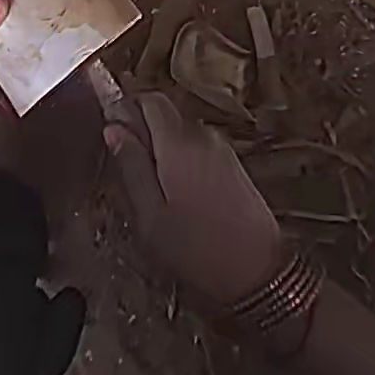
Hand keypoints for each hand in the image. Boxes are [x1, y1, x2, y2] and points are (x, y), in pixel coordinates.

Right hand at [104, 88, 283, 305]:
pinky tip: (180, 193)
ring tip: (155, 187)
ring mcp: (222, 148)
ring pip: (180, 130)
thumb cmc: (197, 249)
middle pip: (165, 113)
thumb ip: (131, 165)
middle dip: (144, 130)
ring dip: (163, 146)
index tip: (114, 133)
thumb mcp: (150, 215)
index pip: (149, 99)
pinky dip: (182, 157)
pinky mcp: (233, 164)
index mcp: (177, 142)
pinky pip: (197, 146)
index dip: (127, 108)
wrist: (261, 276)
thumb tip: (113, 129)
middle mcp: (202, 135)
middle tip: (131, 167)